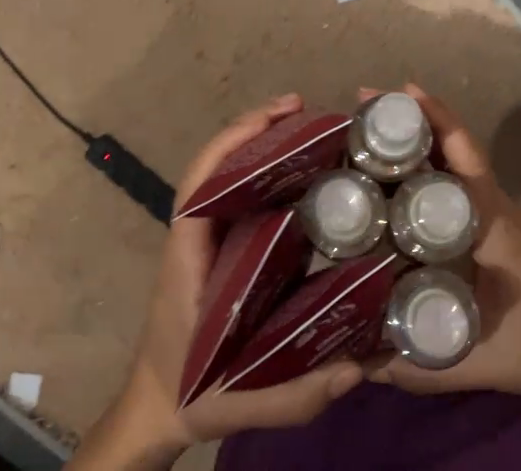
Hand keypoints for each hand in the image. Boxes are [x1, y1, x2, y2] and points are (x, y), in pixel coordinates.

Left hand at [74, 96, 364, 468]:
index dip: (232, 144)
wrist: (159, 408)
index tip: (277, 119)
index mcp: (189, 259)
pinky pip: (242, 200)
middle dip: (256, 131)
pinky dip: (267, 175)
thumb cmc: (191, 395)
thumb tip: (361, 365)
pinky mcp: (223, 250)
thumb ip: (297, 394)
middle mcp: (196, 239)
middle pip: (217, 167)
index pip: (200, 185)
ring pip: (229, 178)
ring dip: (262, 146)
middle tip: (307, 111)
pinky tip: (305, 172)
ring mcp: (208, 241)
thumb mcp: (242, 402)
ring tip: (310, 128)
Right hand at [365, 85, 520, 400]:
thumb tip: (356, 365)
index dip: (434, 121)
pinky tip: (391, 173)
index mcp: (493, 225)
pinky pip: (454, 181)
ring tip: (367, 128)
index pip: (464, 159)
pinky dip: (425, 163)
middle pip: (452, 147)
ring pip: (453, 159)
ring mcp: (493, 211)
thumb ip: (419, 370)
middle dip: (410, 119)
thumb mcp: (479, 363)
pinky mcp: (489, 222)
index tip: (399, 93)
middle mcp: (493, 206)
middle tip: (361, 105)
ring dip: (416, 137)